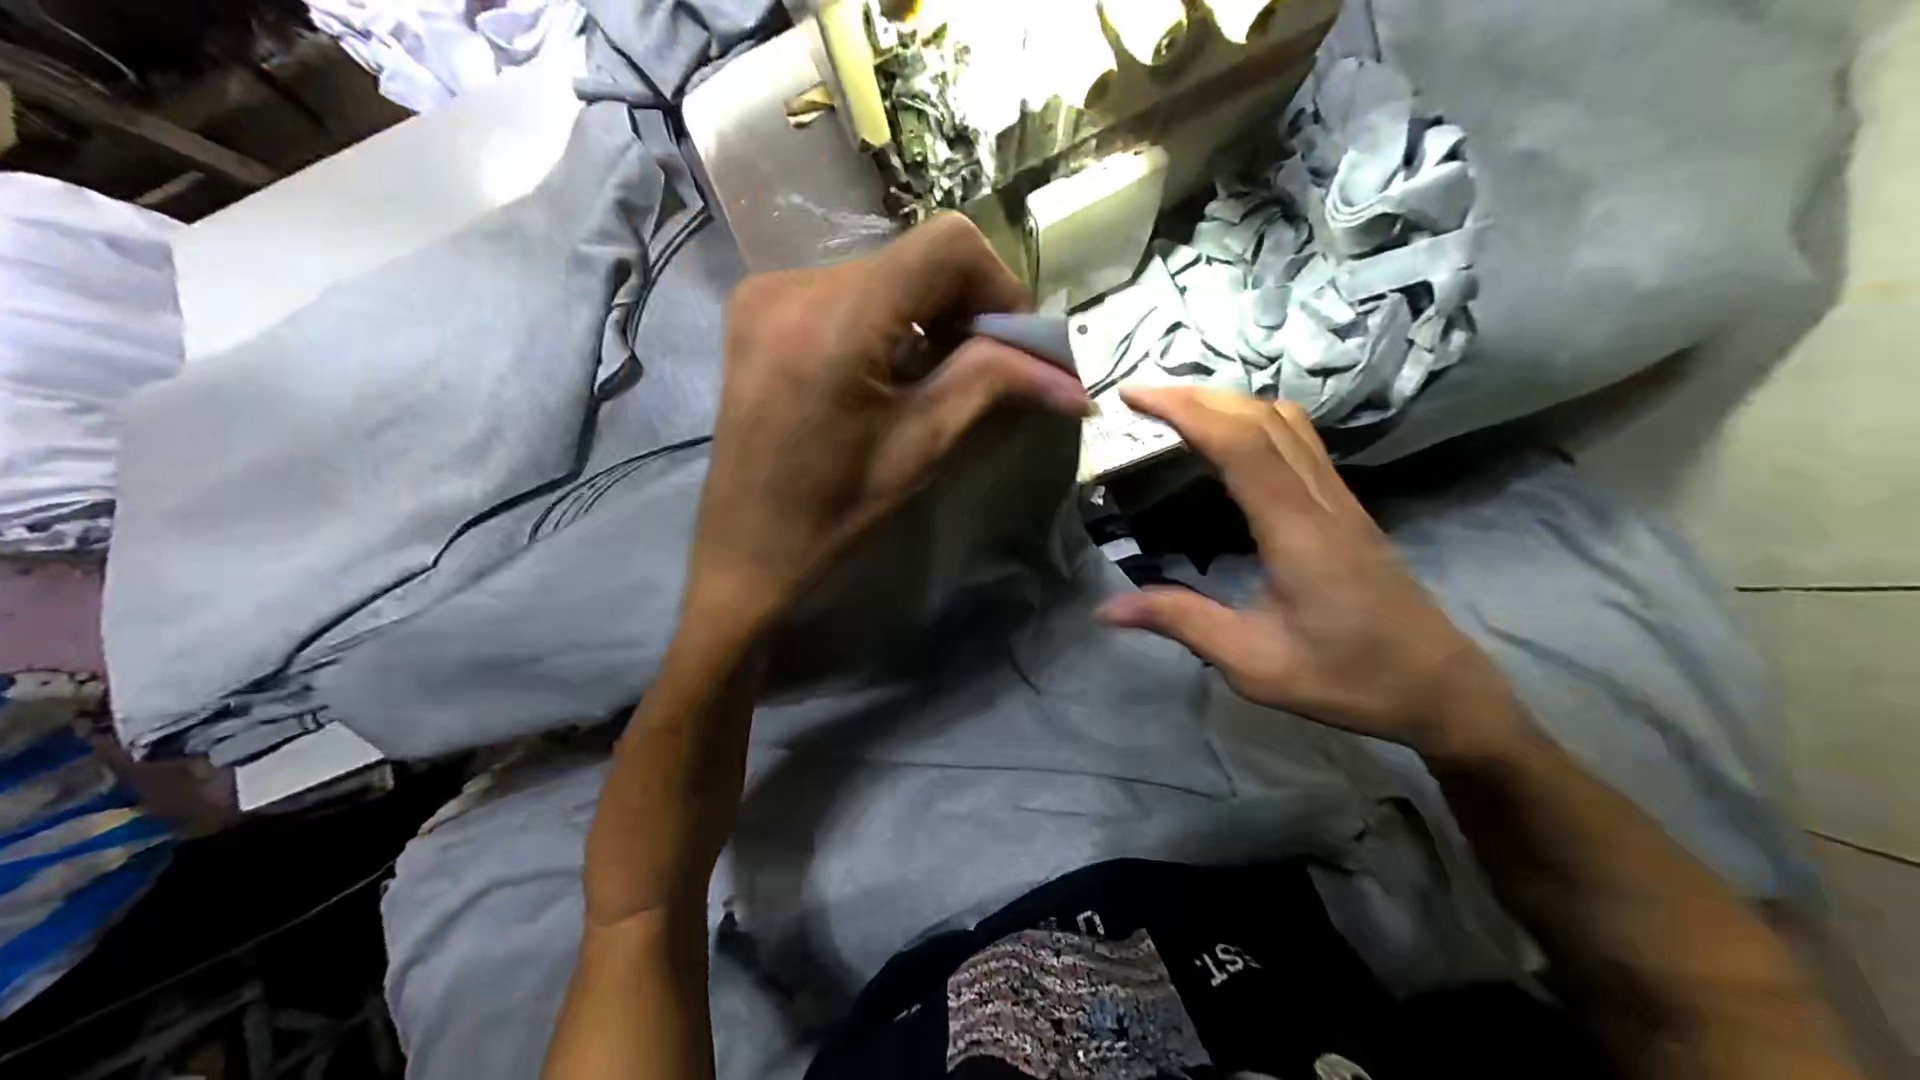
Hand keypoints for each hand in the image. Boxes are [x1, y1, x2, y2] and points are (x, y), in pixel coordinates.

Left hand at [687, 213, 1090, 630]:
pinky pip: (846, 287)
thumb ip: (995, 386)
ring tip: (931, 374)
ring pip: (884, 270)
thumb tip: (1075, 383)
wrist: (746, 547)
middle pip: (917, 256)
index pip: (949, 246)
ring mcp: (767, 290)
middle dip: (965, 305)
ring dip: (926, 312)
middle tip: (984, 365)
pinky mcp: (756, 306)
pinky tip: (885, 368)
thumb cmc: (835, 511)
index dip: (999, 287)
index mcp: (837, 319)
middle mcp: (794, 283)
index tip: (1015, 344)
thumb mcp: (922, 446)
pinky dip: (885, 316)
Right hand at [1097, 387, 1523, 759]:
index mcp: (1297, 530)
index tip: (1135, 396)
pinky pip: (1299, 441)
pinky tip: (1228, 443)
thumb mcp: (1255, 664)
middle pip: (1263, 417)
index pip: (1240, 445)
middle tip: (1142, 399)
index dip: (1186, 411)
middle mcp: (1321, 499)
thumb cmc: (1348, 678)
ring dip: (1229, 403)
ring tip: (1178, 411)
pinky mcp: (1345, 507)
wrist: (1439, 686)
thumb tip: (1107, 609)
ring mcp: (1339, 498)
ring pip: (1287, 422)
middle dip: (1198, 395)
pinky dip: (1253, 422)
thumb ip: (1183, 623)